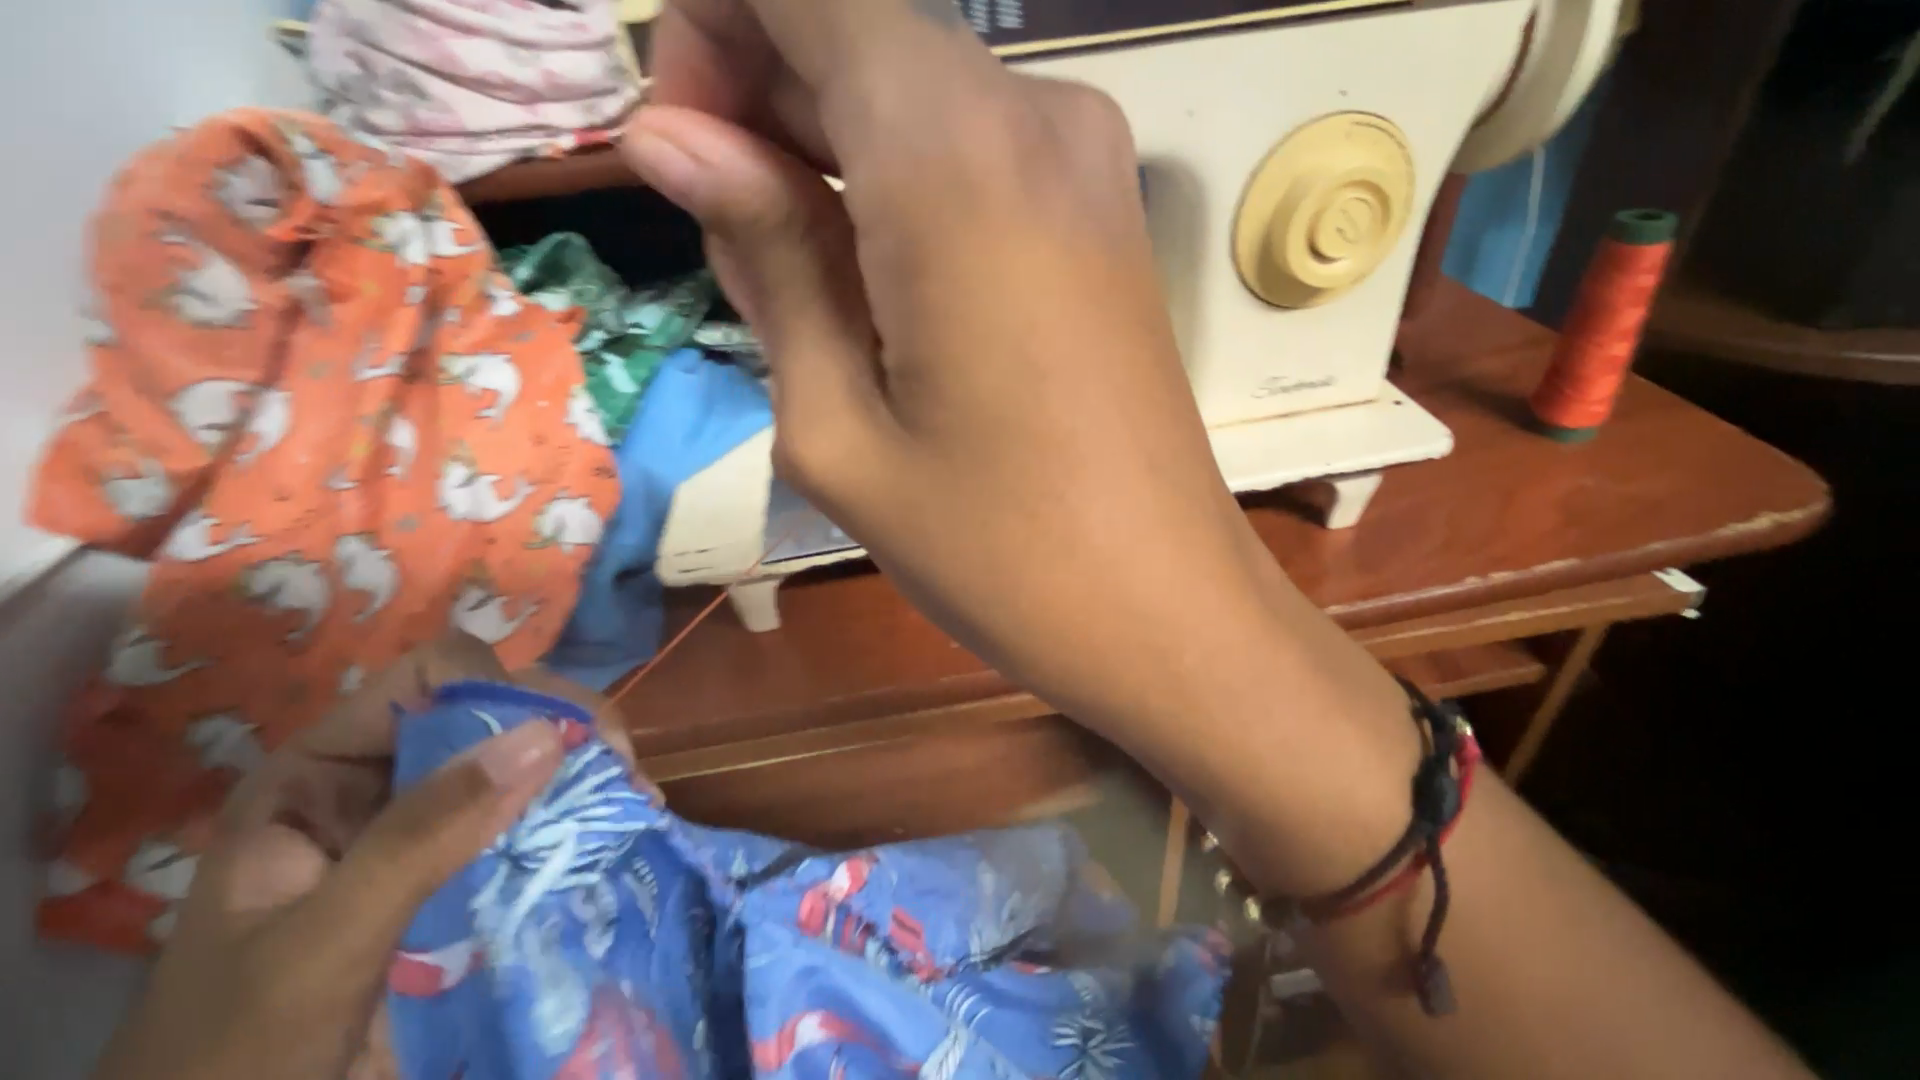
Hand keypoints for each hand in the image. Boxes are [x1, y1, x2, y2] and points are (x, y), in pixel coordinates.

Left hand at [90, 635, 640, 1079]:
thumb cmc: (239, 1052)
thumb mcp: (323, 942)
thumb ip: (424, 836)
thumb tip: (545, 735)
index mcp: (324, 774)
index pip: (427, 679)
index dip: (502, 689)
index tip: (567, 740)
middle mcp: (384, 785)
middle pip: (491, 712)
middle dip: (565, 725)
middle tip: (625, 772)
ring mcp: (431, 833)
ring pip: (523, 765)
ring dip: (584, 771)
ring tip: (637, 802)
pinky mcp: (470, 879)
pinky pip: (534, 826)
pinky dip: (582, 820)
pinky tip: (620, 832)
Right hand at [628, 0, 1295, 739]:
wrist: (1162, 607)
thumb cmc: (992, 548)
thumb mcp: (834, 425)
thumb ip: (763, 253)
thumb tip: (667, 134)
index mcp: (952, 153)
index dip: (712, 32)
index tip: (680, 151)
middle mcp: (1034, 114)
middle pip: (855, 32)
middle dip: (758, 98)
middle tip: (729, 246)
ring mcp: (1085, 157)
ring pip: (909, 90)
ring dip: (823, 152)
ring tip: (802, 298)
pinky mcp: (1101, 209)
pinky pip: (967, 147)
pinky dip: (894, 183)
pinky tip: (875, 293)